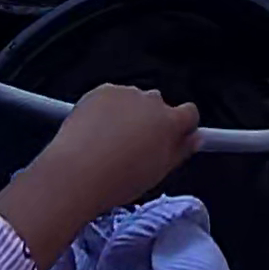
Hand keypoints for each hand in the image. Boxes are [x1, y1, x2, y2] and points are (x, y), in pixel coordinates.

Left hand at [0, 84, 200, 267]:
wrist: (75, 172)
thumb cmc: (117, 180)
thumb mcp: (157, 174)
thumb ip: (180, 152)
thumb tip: (193, 140)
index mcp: (169, 121)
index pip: (190, 113)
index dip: (183, 125)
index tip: (175, 137)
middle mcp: (151, 100)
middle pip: (159, 106)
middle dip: (151, 120)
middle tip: (136, 146)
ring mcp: (126, 93)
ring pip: (134, 101)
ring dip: (128, 114)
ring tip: (110, 143)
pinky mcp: (102, 90)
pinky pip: (111, 97)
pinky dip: (107, 110)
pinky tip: (95, 132)